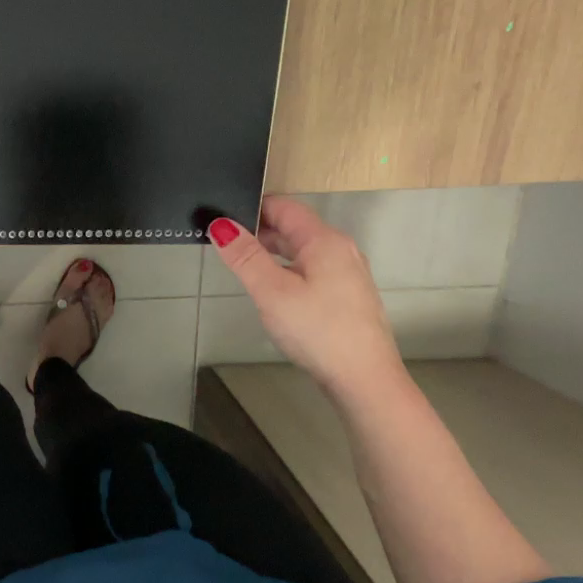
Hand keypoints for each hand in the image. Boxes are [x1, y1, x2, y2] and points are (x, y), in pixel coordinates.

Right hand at [209, 197, 404, 398]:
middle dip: (261, 230)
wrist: (362, 375)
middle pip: (296, 228)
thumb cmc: (316, 329)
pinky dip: (289, 270)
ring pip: (304, 251)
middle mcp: (341, 250)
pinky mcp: (347, 296)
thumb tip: (220, 225)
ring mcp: (347, 273)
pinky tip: (274, 291)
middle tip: (225, 243)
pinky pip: (313, 270)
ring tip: (244, 265)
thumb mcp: (272, 292)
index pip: (285, 208)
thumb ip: (245, 257)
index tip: (222, 217)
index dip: (254, 207)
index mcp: (324, 241)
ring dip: (274, 252)